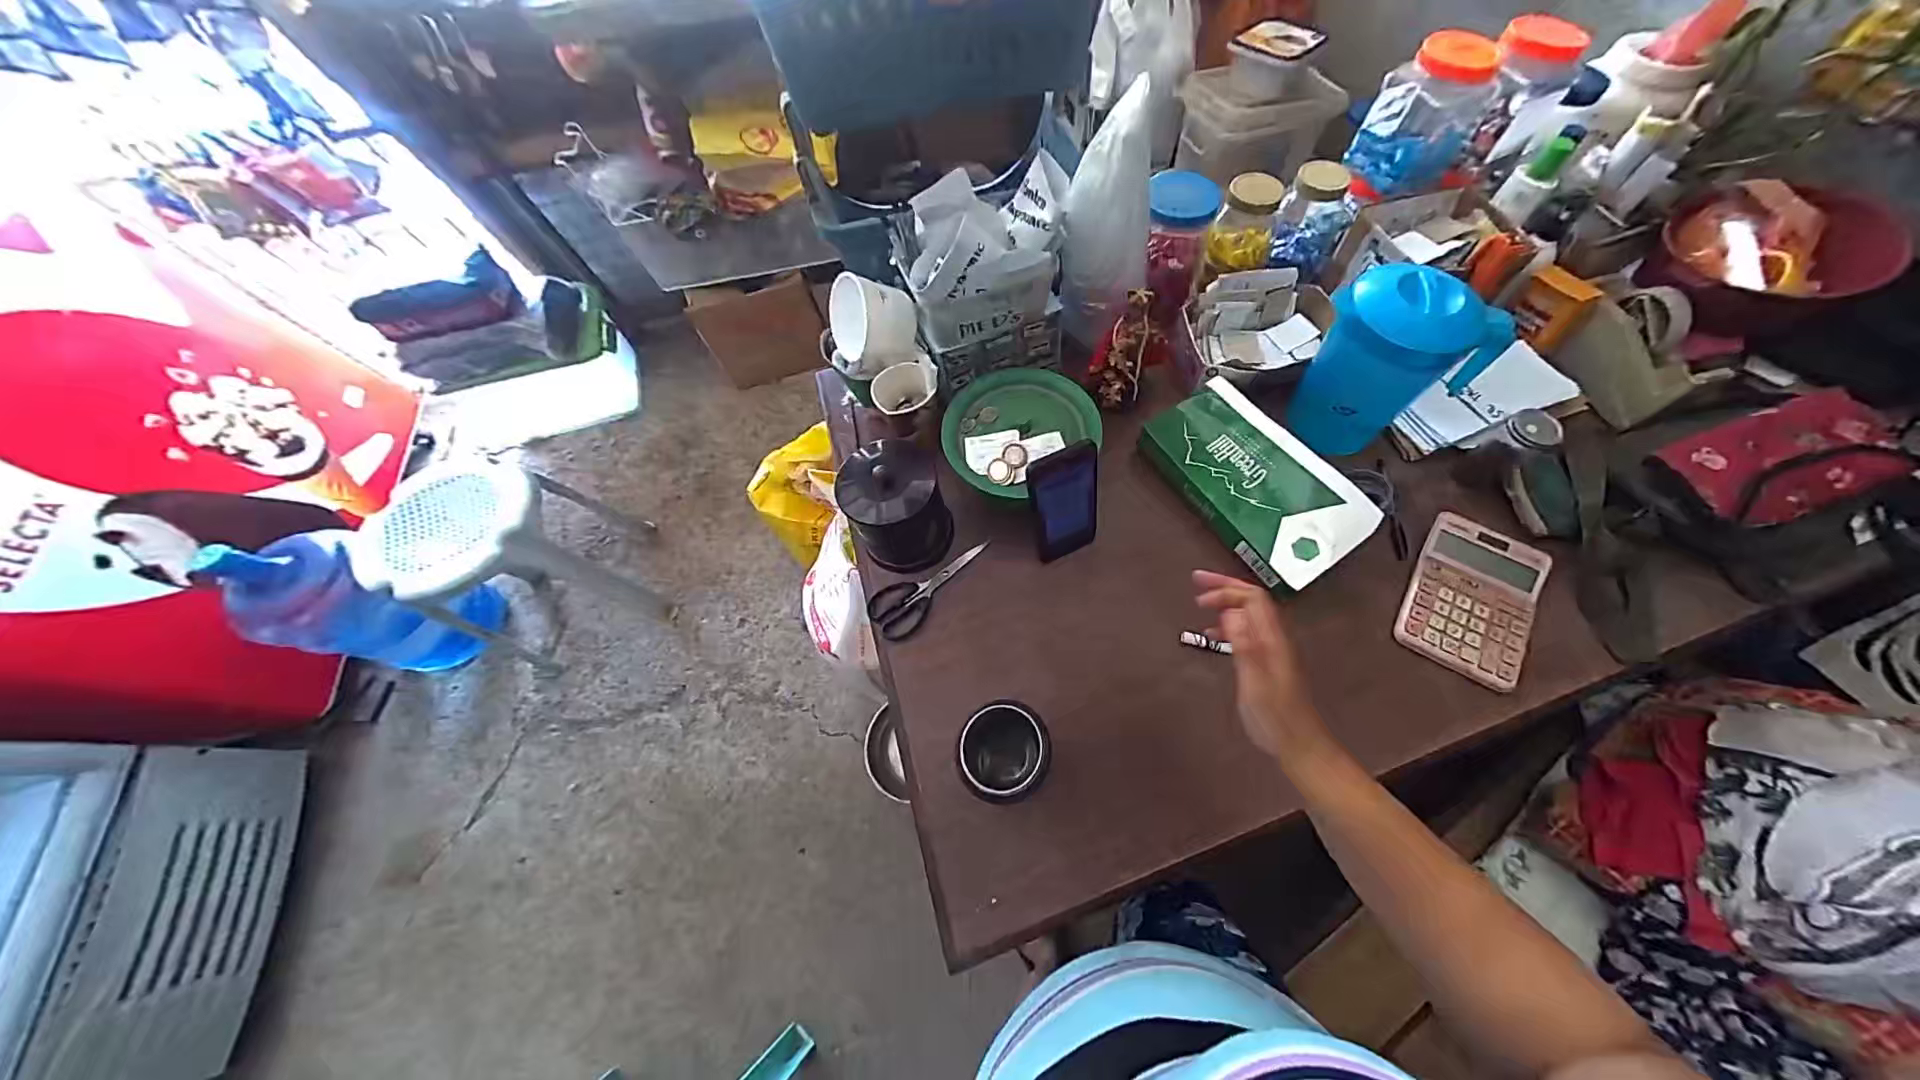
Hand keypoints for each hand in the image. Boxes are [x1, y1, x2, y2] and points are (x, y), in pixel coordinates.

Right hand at [1193, 570, 1330, 760]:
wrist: (1301, 745)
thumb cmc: (1275, 718)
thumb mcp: (1254, 682)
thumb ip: (1244, 646)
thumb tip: (1231, 613)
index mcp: (1272, 640)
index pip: (1253, 599)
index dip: (1227, 590)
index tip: (1200, 594)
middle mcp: (1275, 639)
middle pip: (1253, 600)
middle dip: (1225, 586)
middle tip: (1198, 580)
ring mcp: (1273, 649)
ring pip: (1250, 613)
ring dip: (1226, 602)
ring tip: (1202, 601)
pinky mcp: (1267, 661)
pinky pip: (1247, 630)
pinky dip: (1228, 623)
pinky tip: (1214, 634)